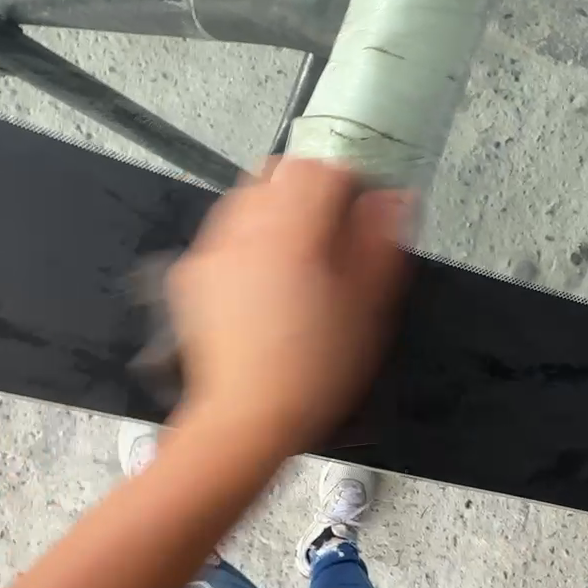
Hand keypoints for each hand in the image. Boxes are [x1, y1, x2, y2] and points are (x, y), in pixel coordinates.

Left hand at [166, 159, 411, 456]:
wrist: (246, 419)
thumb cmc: (309, 378)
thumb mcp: (367, 313)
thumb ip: (381, 245)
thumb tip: (393, 199)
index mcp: (293, 233)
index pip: (323, 167)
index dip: (351, 182)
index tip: (362, 210)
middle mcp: (245, 231)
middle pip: (280, 172)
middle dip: (310, 191)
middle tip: (333, 234)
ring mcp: (213, 252)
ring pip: (247, 198)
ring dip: (277, 213)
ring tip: (300, 262)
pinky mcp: (193, 276)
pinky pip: (224, 235)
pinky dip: (248, 242)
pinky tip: (266, 285)